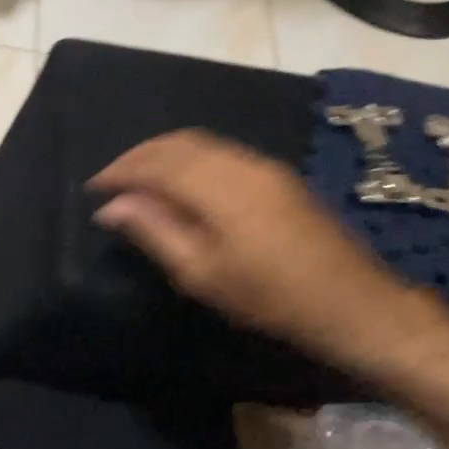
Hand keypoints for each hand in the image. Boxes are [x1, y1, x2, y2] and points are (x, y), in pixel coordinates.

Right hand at [88, 129, 438, 375]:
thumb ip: (154, 231)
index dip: (121, 170)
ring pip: (200, 143)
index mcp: (220, 188)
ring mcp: (264, 167)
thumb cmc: (269, 297)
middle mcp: (242, 165)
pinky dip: (188, 158)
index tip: (94, 188)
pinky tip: (179, 183)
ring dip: (163, 155)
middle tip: (111, 181)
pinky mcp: (277, 177)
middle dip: (139, 156)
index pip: (157, 162)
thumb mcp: (202, 274)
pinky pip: (220, 152)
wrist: (354, 304)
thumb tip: (112, 206)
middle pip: (178, 143)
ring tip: (138, 181)